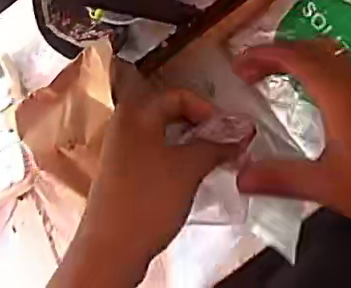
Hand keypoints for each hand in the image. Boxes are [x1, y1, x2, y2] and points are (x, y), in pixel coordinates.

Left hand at [59, 86, 244, 284]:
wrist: (110, 254)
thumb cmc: (147, 201)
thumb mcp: (190, 168)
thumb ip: (217, 146)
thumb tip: (240, 134)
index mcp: (136, 112)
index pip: (180, 96)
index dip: (208, 110)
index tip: (227, 128)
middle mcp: (124, 125)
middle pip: (170, 113)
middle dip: (200, 125)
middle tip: (222, 139)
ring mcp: (119, 151)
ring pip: (162, 135)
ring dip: (189, 143)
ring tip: (210, 157)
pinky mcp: (120, 175)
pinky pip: (153, 154)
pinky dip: (174, 158)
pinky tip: (188, 175)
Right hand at [232, 39, 350, 236]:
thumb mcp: (329, 185)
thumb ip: (283, 177)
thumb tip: (239, 174)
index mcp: (335, 88)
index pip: (291, 55)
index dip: (261, 55)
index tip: (235, 65)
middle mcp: (350, 76)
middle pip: (307, 48)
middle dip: (275, 53)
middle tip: (248, 71)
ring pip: (326, 54)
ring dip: (297, 56)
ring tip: (274, 75)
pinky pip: (338, 66)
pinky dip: (316, 67)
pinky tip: (314, 94)